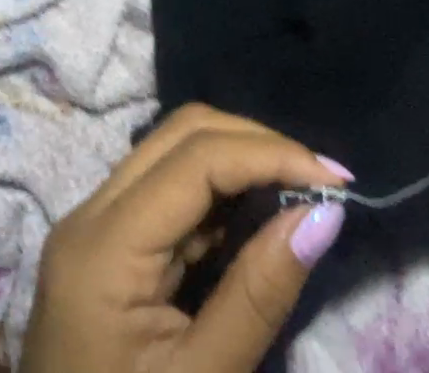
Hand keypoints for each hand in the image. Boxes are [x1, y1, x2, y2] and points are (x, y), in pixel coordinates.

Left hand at [22, 105, 352, 372]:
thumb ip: (259, 294)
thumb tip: (324, 214)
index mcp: (103, 248)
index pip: (197, 158)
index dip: (273, 155)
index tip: (338, 183)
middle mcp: (90, 215)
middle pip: (183, 132)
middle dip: (260, 144)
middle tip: (323, 183)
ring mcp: (92, 224)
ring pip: (174, 148)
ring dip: (243, 158)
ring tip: (301, 193)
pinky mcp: (104, 241)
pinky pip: (169, 185)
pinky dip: (222, 187)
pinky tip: (260, 213)